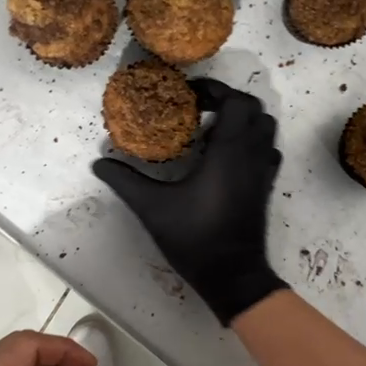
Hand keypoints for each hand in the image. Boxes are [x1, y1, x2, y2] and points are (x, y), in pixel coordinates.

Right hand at [92, 78, 288, 325]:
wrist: (233, 275)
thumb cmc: (195, 238)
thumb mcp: (153, 207)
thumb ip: (126, 181)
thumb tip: (98, 163)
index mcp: (229, 152)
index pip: (235, 101)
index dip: (214, 89)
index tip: (188, 95)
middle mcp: (252, 155)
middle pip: (254, 108)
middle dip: (227, 100)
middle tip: (197, 108)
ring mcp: (263, 171)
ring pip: (265, 127)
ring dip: (242, 119)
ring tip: (210, 130)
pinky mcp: (266, 187)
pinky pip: (267, 149)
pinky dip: (251, 141)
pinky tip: (225, 156)